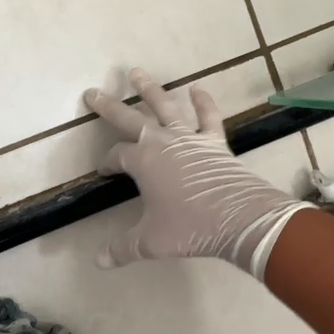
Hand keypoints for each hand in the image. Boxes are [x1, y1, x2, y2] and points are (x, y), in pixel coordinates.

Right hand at [84, 68, 315, 279]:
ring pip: (165, 106)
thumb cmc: (190, 227)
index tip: (104, 171)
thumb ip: (123, 248)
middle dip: (109, 106)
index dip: (108, 163)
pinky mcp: (214, 141)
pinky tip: (197, 89)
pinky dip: (203, 102)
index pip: (116, 156)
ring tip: (137, 72)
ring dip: (150, 89)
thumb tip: (99, 261)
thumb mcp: (150, 241)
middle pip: (130, 119)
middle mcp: (162, 142)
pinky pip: (208, 116)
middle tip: (93, 93)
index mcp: (142, 161)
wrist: (241, 218)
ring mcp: (189, 138)